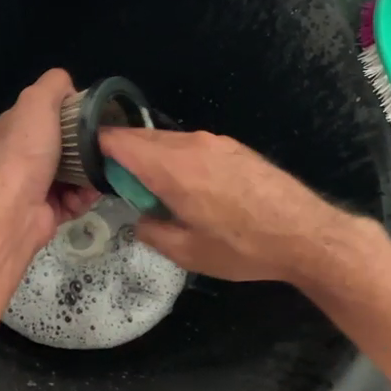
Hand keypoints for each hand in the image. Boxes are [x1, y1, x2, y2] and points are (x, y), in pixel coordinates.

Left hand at [0, 69, 99, 253]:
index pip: (51, 113)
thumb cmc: (28, 151)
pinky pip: (76, 199)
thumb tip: (71, 89)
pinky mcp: (49, 208)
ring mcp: (37, 183)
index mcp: (19, 126)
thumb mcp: (38, 101)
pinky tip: (85, 195)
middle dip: (88, 148)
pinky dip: (84, 197)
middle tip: (104, 149)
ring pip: (77, 174)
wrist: (17, 208)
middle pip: (68, 145)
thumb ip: (54, 84)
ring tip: (97, 176)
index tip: (93, 118)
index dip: (73, 114)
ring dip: (90, 176)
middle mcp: (26, 153)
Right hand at [99, 127, 360, 282]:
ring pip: (169, 142)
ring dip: (154, 160)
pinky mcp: (236, 148)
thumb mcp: (187, 252)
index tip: (85, 165)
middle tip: (116, 184)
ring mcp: (217, 142)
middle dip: (124, 155)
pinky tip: (189, 189)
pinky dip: (179, 160)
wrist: (306, 235)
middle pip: (142, 138)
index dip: (95, 148)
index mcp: (171, 167)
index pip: (118, 141)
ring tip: (155, 192)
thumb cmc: (242, 248)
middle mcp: (192, 144)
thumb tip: (141, 219)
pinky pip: (193, 147)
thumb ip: (152, 231)